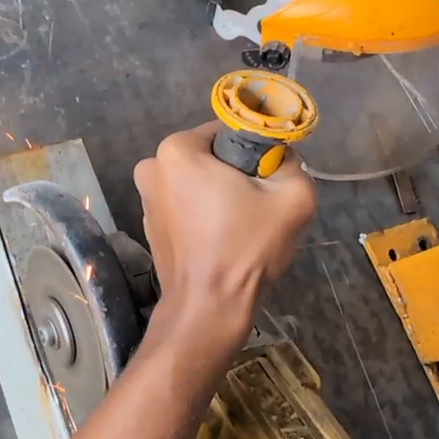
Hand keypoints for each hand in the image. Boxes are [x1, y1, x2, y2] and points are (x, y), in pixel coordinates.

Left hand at [132, 123, 315, 365]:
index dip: (254, 150)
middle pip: (210, 155)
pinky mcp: (150, 223)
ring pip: (198, 181)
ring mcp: (146, 197)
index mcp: (176, 150)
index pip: (226, 131)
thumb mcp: (292, 198)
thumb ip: (293, 164)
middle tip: (260, 202)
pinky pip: (185, 204)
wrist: (207, 307)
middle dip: (236, 172)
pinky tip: (222, 237)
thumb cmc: (244, 247)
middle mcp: (152, 167)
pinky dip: (203, 212)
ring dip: (220, 193)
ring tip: (242, 223)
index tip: (270, 176)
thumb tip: (283, 159)